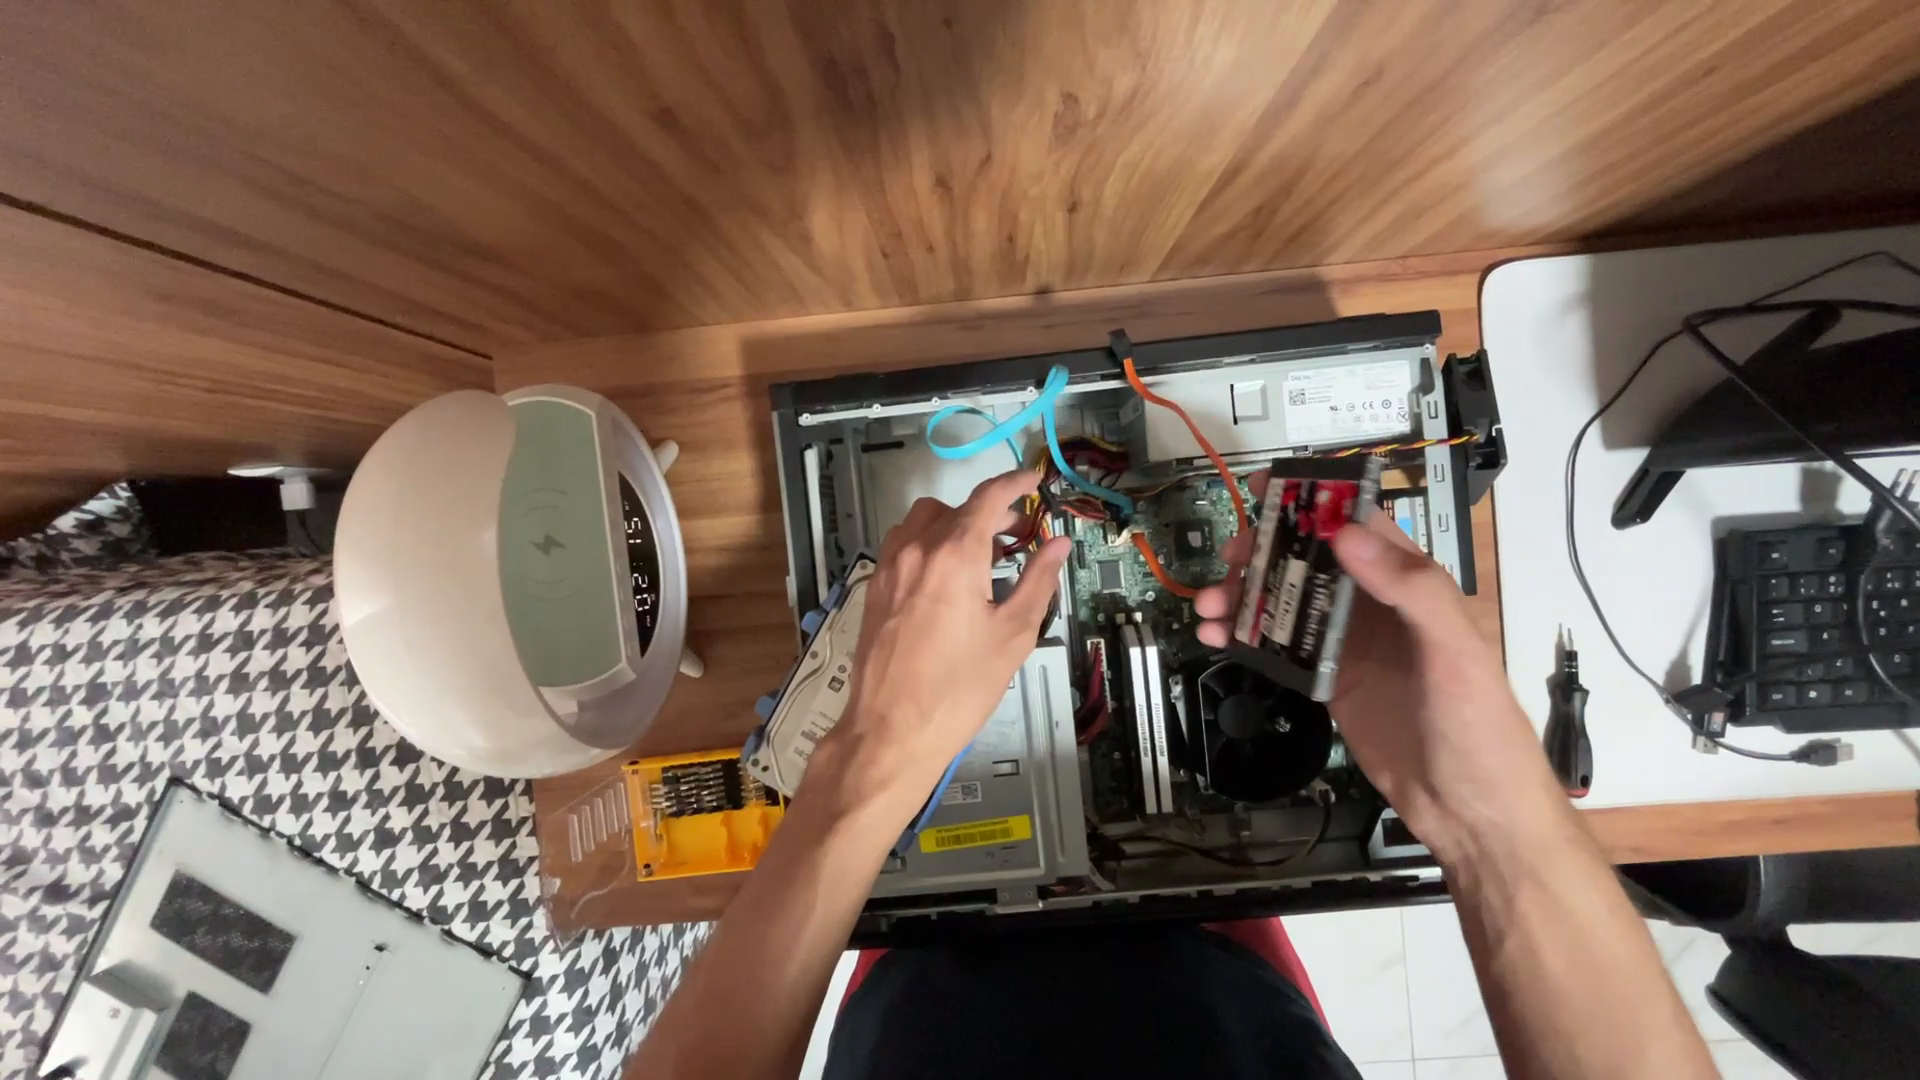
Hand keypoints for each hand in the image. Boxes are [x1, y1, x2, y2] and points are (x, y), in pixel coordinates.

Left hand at [810, 469, 1071, 821]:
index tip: (1033, 480)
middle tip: (1013, 535)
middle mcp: (916, 549)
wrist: (891, 730)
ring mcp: (888, 568)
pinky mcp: (873, 589)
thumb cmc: (960, 687)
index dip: (1014, 482)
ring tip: (977, 556)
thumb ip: (1038, 580)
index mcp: (955, 555)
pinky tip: (943, 579)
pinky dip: (926, 543)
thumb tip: (1058, 544)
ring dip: (952, 524)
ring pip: (920, 521)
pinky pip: (901, 545)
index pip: (987, 497)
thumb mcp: (1013, 634)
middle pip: (953, 506)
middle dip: (986, 511)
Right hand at [1195, 473, 1566, 859]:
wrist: (1470, 812)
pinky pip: (1277, 648)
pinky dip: (1244, 639)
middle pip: (1308, 563)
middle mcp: (1374, 607)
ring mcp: (1347, 644)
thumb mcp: (1455, 652)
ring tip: (1208, 607)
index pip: (1358, 526)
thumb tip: (1345, 533)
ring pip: (1284, 604)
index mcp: (1411, 586)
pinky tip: (1217, 639)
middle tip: (1228, 561)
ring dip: (1244, 598)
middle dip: (1263, 554)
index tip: (1266, 491)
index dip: (1313, 504)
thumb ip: (1409, 588)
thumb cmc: (1479, 728)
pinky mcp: (1326, 680)